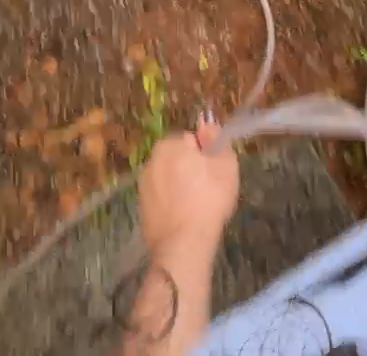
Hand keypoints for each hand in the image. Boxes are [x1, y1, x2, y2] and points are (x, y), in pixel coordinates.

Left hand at [138, 120, 239, 252]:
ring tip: (197, 204)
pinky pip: (161, 197)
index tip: (213, 170)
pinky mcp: (141, 209)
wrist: (184, 244)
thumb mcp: (225, 163)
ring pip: (168, 178)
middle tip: (208, 186)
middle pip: (177, 157)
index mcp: (170, 146)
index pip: (191, 139)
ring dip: (180, 184)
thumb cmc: (209, 198)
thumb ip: (216, 139)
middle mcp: (151, 161)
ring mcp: (143, 187)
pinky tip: (184, 216)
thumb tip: (206, 124)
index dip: (205, 153)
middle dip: (190, 167)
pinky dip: (171, 202)